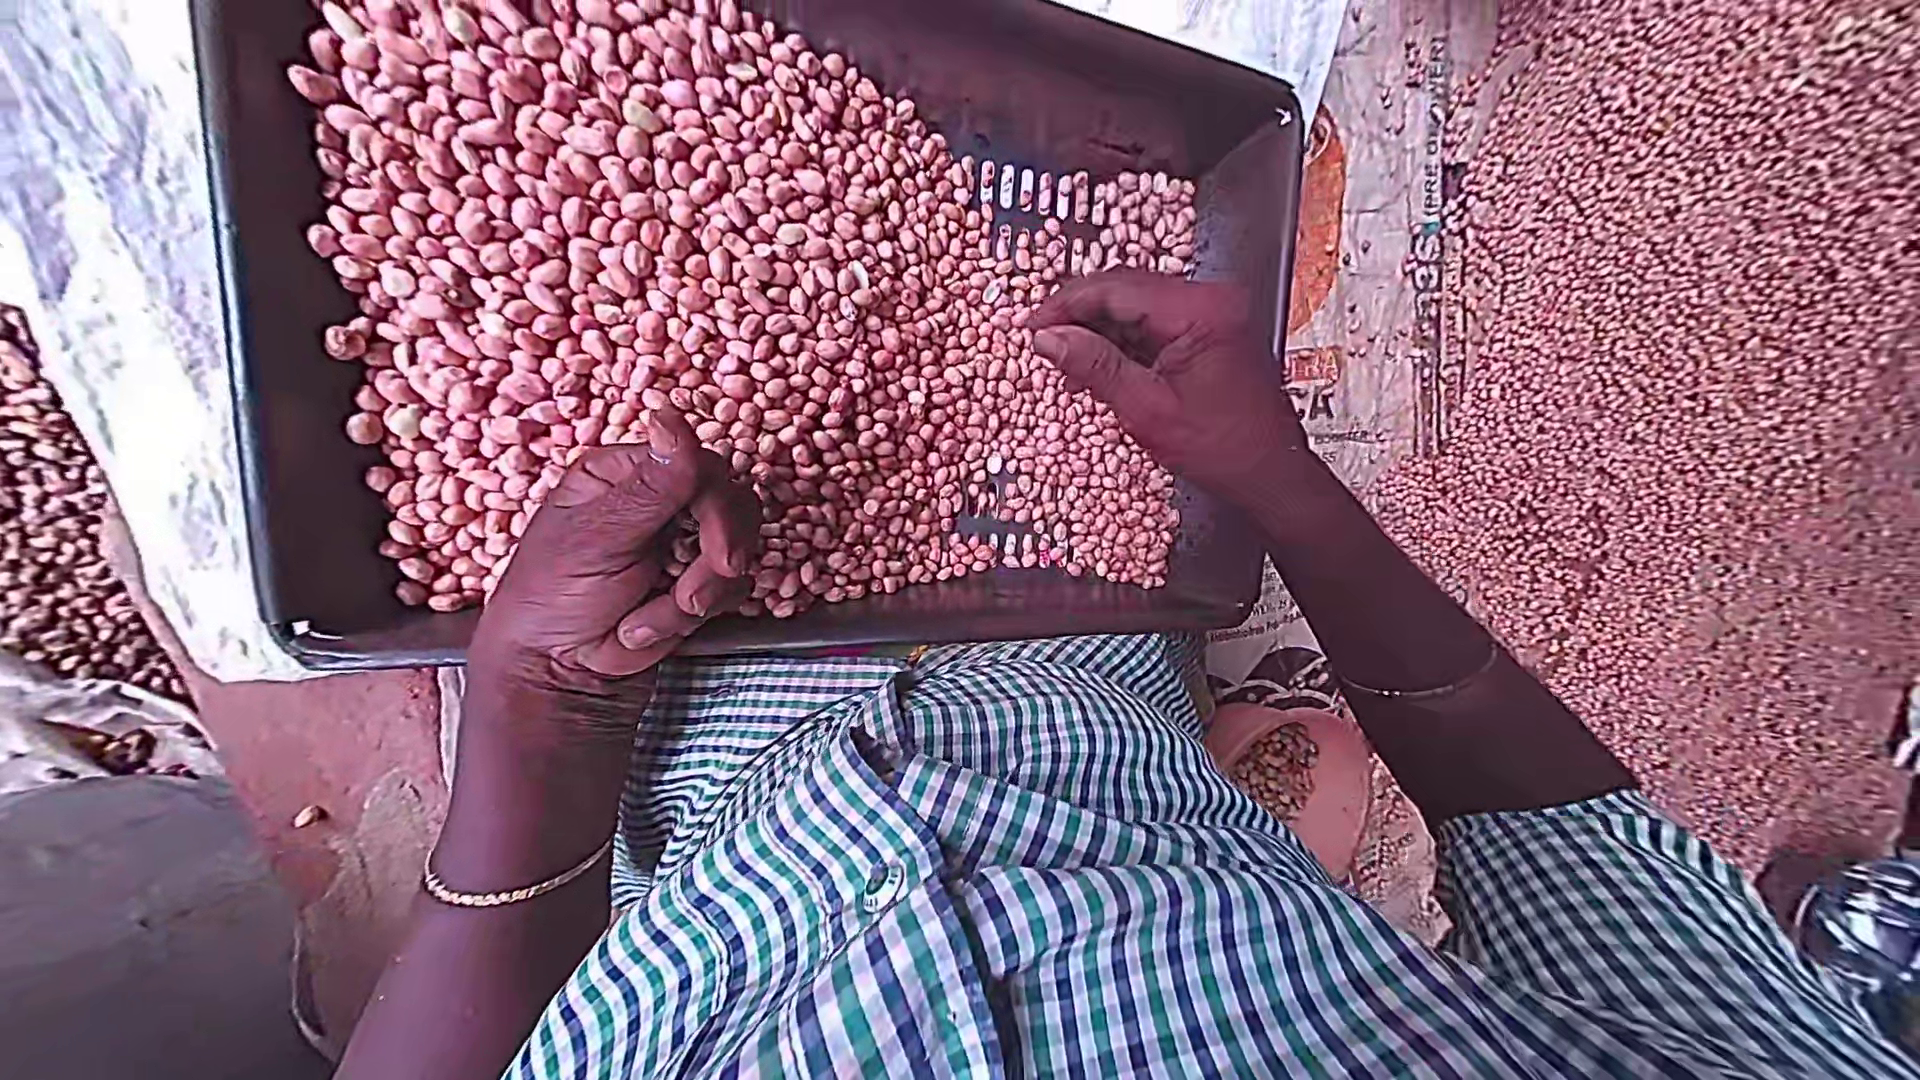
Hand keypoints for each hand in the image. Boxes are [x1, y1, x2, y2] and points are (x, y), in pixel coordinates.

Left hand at [466, 410, 759, 731]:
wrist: (558, 672)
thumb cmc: (553, 598)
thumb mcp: (596, 538)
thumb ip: (649, 486)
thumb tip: (671, 416)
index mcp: (629, 474)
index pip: (701, 467)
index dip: (717, 507)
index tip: (718, 551)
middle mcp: (664, 500)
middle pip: (733, 503)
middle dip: (717, 555)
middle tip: (691, 595)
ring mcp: (686, 539)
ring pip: (741, 545)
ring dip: (704, 590)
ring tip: (654, 617)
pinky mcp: (702, 577)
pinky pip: (734, 584)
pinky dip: (700, 612)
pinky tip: (652, 625)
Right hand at [1030, 272, 1305, 505]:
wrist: (1268, 469)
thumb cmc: (1218, 447)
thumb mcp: (1145, 409)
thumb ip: (1094, 366)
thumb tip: (1048, 338)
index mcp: (1199, 311)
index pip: (1116, 288)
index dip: (1066, 304)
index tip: (1033, 325)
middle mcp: (1210, 299)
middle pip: (1125, 289)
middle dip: (1078, 315)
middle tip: (1042, 340)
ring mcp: (1211, 313)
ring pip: (1135, 306)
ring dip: (1097, 330)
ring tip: (1065, 362)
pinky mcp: (1208, 330)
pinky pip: (1152, 325)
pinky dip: (1120, 343)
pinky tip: (1097, 367)